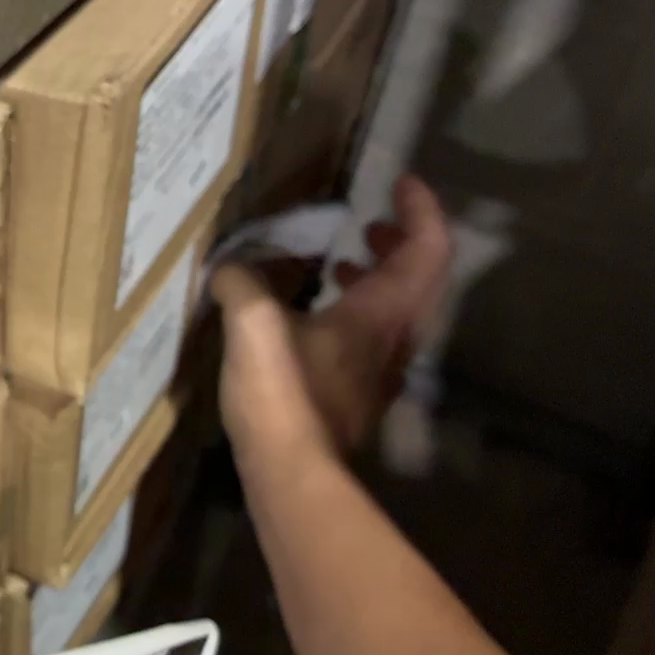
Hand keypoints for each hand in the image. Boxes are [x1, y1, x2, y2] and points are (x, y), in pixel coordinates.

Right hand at [211, 175, 452, 464]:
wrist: (292, 471)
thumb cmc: (284, 394)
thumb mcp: (253, 328)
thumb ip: (242, 287)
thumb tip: (228, 269)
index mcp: (381, 314)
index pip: (426, 248)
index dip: (421, 209)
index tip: (401, 183)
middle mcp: (392, 339)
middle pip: (417, 279)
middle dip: (398, 244)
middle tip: (368, 224)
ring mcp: (376, 372)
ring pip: (393, 312)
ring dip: (373, 280)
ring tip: (335, 266)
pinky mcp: (352, 396)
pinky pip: (367, 339)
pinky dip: (350, 314)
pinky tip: (307, 323)